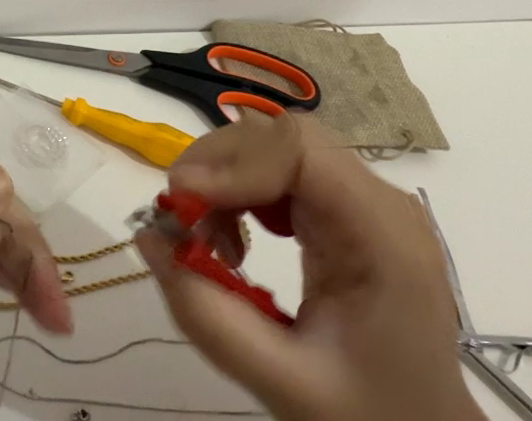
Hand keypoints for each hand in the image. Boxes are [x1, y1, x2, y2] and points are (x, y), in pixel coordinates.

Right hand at [135, 115, 484, 420]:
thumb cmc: (367, 413)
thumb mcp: (280, 380)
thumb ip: (207, 312)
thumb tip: (149, 237)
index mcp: (383, 238)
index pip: (300, 149)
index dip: (233, 162)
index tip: (183, 201)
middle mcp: (381, 202)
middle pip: (283, 137)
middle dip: (219, 168)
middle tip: (183, 224)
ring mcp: (366, 202)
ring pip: (275, 147)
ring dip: (225, 181)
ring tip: (210, 243)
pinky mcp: (347, 210)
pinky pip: (280, 172)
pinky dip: (241, 194)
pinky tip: (236, 243)